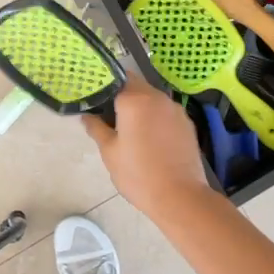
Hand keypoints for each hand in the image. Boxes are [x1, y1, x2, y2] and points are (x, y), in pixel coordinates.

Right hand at [82, 80, 215, 216]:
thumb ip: (96, 128)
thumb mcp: (110, 152)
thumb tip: (87, 116)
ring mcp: (176, 109)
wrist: (180, 196)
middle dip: (122, 96)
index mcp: (135, 100)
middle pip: (136, 86)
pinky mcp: (187, 123)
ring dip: (140, 107)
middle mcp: (158, 97)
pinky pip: (166, 112)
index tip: (95, 99)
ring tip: (129, 128)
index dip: (104, 86)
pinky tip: (150, 138)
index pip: (116, 78)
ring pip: (153, 99)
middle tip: (108, 115)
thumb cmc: (138, 173)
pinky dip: (156, 117)